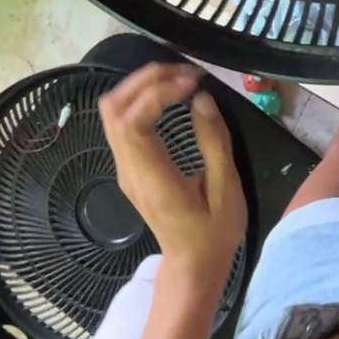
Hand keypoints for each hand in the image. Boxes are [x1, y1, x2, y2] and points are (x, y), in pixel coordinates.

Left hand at [98, 64, 246, 293]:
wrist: (193, 265)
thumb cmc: (213, 232)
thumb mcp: (225, 189)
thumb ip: (213, 142)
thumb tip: (201, 99)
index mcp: (152, 177)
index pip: (133, 121)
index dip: (158, 92)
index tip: (193, 83)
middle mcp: (129, 168)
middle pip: (114, 108)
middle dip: (146, 79)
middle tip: (186, 72)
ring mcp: (126, 167)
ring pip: (113, 111)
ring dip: (142, 86)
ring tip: (179, 78)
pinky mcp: (131, 165)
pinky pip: (123, 121)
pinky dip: (143, 98)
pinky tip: (171, 95)